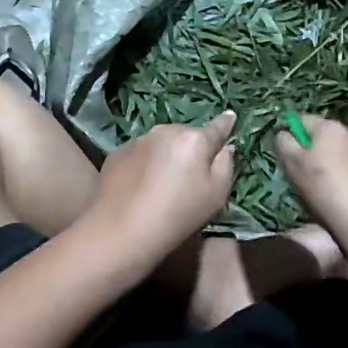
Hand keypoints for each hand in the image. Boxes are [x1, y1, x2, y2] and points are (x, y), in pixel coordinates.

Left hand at [83, 111, 236, 263]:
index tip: (230, 117)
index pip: (217, 127)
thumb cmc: (177, 215)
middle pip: (187, 135)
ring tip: (163, 183)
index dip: (226, 124)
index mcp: (194, 139)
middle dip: (191, 148)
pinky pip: (141, 153)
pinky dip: (146, 164)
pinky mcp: (118, 153)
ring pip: (162, 143)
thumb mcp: (216, 195)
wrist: (121, 230)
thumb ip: (226, 165)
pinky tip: (142, 186)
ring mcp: (138, 140)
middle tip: (190, 176)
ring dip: (167, 155)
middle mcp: (165, 131)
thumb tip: (224, 147)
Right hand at [274, 115, 347, 242]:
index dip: (288, 134)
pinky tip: (333, 195)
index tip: (283, 156)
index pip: (300, 119)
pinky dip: (335, 176)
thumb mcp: (293, 162)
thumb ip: (283, 142)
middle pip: (318, 136)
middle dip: (305, 151)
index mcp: (329, 126)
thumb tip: (283, 134)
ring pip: (331, 153)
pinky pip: (344, 167)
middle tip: (296, 174)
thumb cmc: (323, 186)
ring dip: (320, 165)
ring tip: (314, 188)